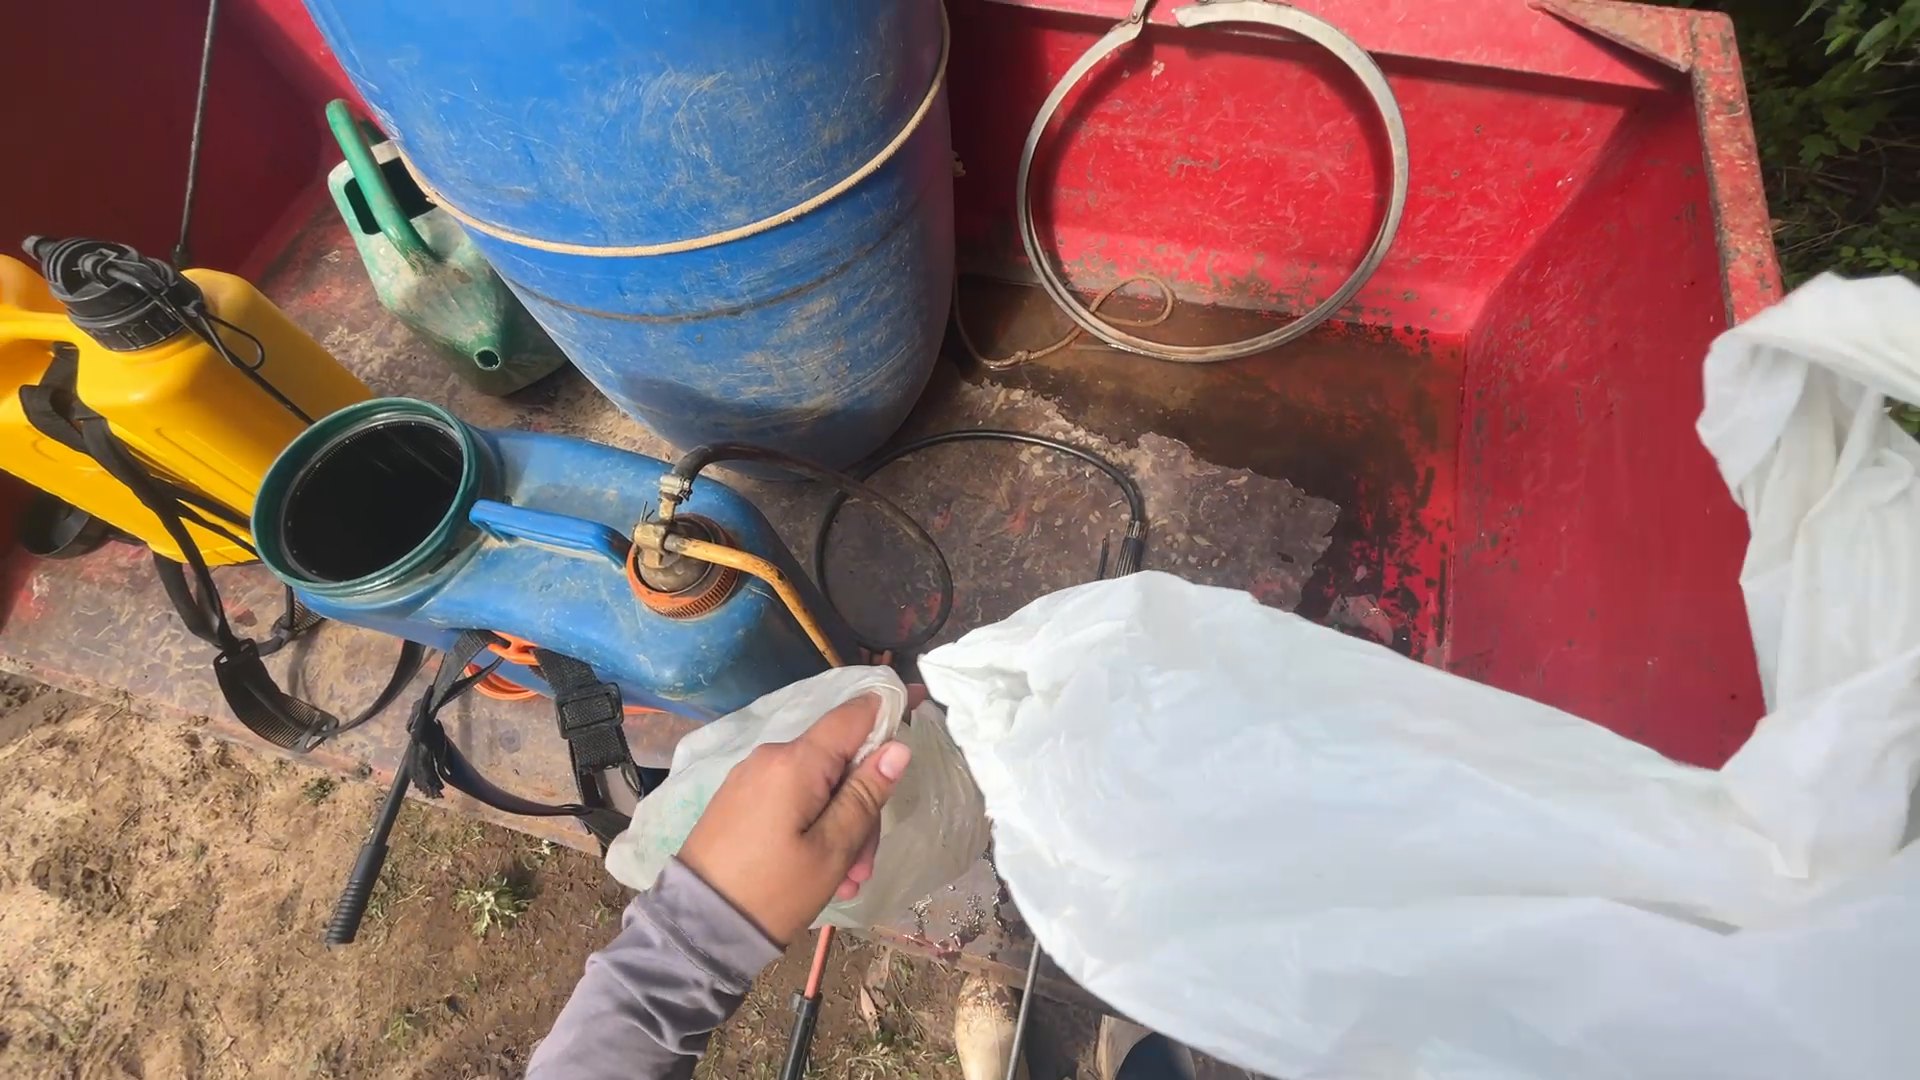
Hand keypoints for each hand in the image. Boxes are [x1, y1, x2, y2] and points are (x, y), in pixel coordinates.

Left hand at [676, 689, 921, 944]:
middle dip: (862, 802)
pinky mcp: (741, 797)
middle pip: (839, 758)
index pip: (854, 714)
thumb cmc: (771, 892)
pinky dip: (814, 823)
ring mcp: (752, 776)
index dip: (890, 708)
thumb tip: (899, 746)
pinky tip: (818, 869)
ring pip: (819, 783)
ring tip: (842, 879)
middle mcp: (772, 756)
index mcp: (796, 761)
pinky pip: (792, 796)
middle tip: (864, 863)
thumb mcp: (832, 850)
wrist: (692, 933)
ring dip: (840, 822)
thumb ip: (866, 794)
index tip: (921, 704)